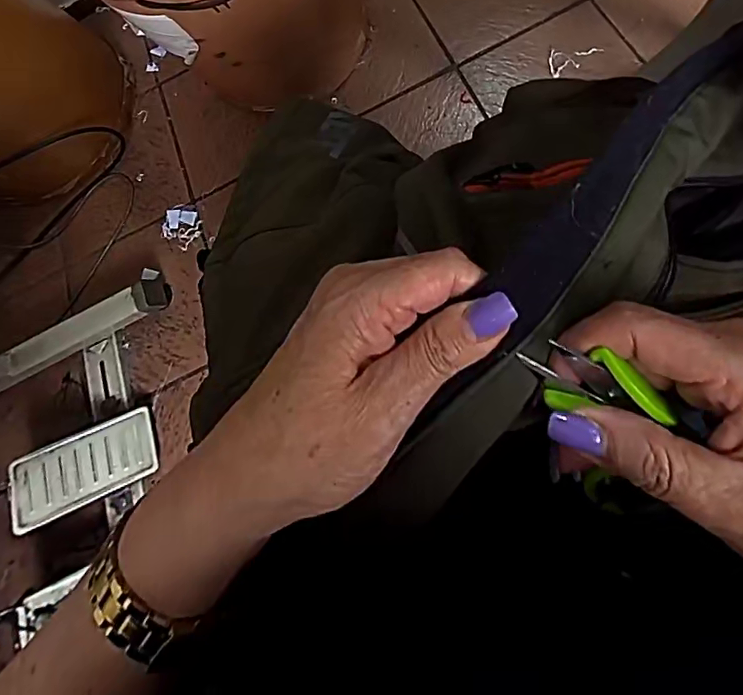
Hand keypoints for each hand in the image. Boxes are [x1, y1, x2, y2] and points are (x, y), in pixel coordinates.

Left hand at [182, 248, 515, 531]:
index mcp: (359, 298)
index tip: (484, 345)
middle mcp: (350, 283)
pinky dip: (418, 330)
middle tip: (447, 375)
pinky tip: (403, 370)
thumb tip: (496, 310)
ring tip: (420, 378)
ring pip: (424, 287)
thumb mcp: (384, 409)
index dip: (480, 302)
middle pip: (438, 272)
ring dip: (440, 326)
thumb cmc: (302, 454)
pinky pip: (402, 302)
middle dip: (461, 315)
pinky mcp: (345, 312)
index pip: (450, 267)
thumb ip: (442, 352)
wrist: (246, 476)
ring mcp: (344, 295)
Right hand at [545, 303, 742, 640]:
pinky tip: (641, 452)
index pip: (634, 327)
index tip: (549, 400)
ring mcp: (740, 360)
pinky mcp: (738, 380)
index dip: (579, 354)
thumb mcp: (737, 511)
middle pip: (634, 342)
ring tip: (604, 462)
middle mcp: (742, 347)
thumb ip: (649, 460)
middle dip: (592, 392)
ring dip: (616, 409)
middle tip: (572, 451)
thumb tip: (579, 425)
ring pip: (646, 362)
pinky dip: (643, 414)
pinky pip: (669, 379)